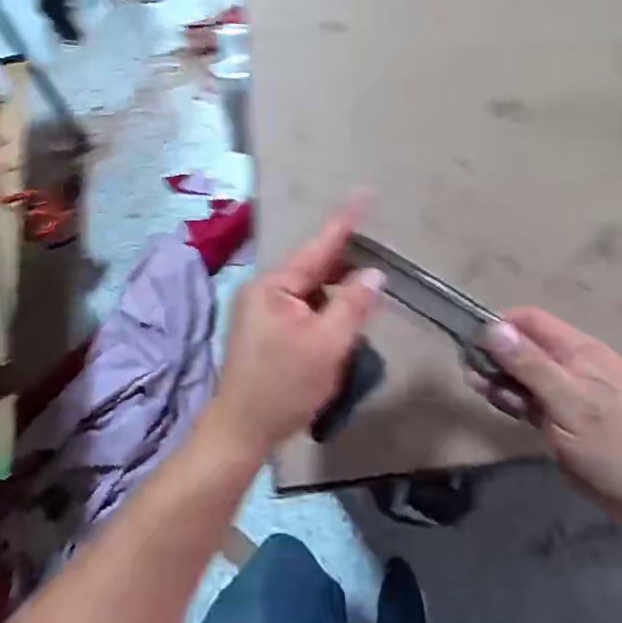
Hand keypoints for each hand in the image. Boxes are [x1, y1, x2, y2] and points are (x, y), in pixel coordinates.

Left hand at [203, 199, 384, 457]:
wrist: (241, 429)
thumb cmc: (283, 387)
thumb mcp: (327, 346)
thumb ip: (353, 305)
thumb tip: (374, 274)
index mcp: (274, 286)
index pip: (318, 246)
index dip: (345, 221)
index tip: (364, 193)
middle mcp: (264, 290)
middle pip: (314, 268)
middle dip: (346, 265)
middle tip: (380, 261)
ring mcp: (261, 310)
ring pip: (310, 290)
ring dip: (337, 293)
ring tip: (366, 295)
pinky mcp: (265, 329)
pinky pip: (302, 308)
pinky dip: (324, 311)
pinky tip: (342, 322)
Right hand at [473, 307, 621, 521]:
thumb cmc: (612, 445)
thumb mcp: (569, 402)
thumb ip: (530, 365)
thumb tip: (493, 327)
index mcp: (581, 351)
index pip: (532, 321)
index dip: (501, 325)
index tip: (472, 340)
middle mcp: (572, 365)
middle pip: (524, 347)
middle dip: (495, 354)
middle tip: (469, 369)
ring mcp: (566, 392)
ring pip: (523, 374)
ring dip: (499, 377)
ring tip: (477, 386)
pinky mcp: (560, 417)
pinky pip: (530, 398)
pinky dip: (511, 398)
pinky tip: (495, 400)